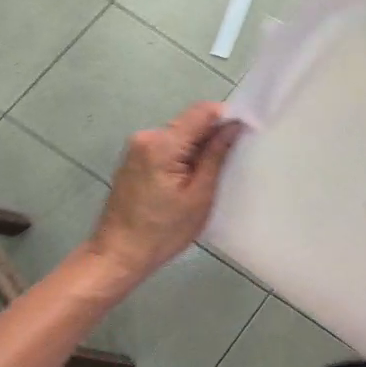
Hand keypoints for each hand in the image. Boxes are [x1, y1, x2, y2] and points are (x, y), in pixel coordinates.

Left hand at [86, 102, 243, 284]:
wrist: (118, 255)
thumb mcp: (199, 196)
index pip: (202, 112)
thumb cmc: (163, 231)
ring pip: (179, 135)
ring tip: (212, 175)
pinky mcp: (134, 159)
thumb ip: (215, 156)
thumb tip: (233, 127)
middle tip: (233, 161)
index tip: (246, 133)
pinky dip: (183, 156)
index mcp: (162, 144)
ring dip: (198, 148)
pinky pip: (167, 147)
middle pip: (190, 122)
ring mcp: (136, 147)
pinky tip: (190, 180)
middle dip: (213, 136)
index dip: (227, 117)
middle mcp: (146, 137)